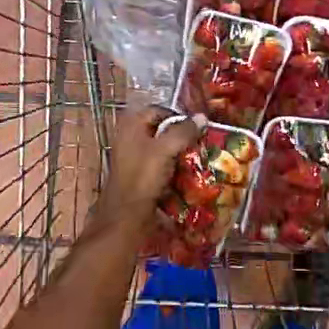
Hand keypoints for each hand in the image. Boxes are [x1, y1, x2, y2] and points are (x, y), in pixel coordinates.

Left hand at [95, 107, 202, 226]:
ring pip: (161, 150)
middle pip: (160, 130)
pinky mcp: (138, 178)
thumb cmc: (143, 177)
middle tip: (200, 144)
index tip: (197, 128)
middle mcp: (129, 139)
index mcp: (131, 126)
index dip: (178, 116)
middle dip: (181, 137)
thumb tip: (202, 117)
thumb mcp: (165, 149)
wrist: (126, 217)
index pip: (158, 110)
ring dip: (179, 154)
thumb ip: (184, 131)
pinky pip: (159, 167)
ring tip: (198, 160)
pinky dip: (172, 169)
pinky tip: (187, 176)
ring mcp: (132, 159)